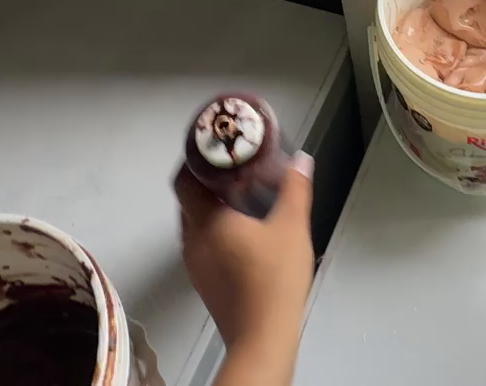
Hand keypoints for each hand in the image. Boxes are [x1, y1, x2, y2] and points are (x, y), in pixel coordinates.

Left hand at [174, 153, 315, 350]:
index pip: (184, 182)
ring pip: (193, 223)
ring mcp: (195, 266)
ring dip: (209, 205)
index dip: (194, 160)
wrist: (263, 338)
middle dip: (205, 181)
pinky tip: (241, 227)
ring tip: (239, 192)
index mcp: (208, 222)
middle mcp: (193, 242)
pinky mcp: (205, 282)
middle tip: (232, 165)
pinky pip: (201, 242)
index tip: (214, 147)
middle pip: (187, 201)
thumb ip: (295, 188)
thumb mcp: (292, 225)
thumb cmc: (274, 277)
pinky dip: (213, 226)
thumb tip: (301, 160)